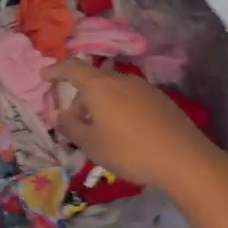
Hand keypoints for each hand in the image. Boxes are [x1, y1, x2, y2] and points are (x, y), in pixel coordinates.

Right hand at [44, 59, 225, 191]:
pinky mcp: (160, 99)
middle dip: (80, 100)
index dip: (56, 70)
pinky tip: (125, 133)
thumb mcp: (92, 145)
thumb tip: (61, 115)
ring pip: (113, 90)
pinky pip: (130, 98)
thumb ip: (71, 128)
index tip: (44, 75)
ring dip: (101, 106)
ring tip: (101, 133)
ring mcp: (143, 87)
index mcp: (99, 86)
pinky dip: (119, 108)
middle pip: (93, 82)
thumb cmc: (129, 151)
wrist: (183, 158)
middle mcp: (121, 79)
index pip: (72, 68)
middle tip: (76, 126)